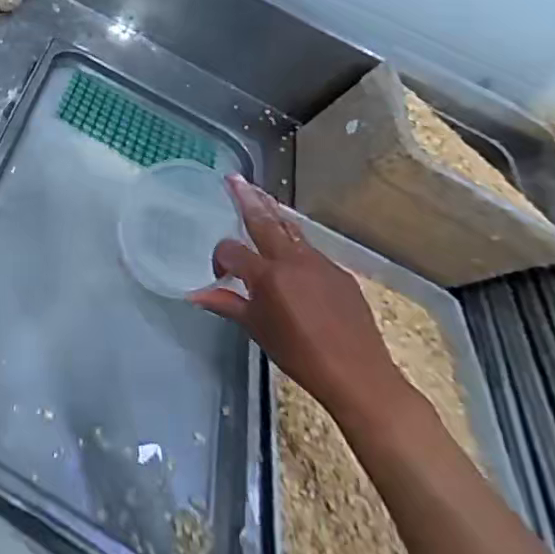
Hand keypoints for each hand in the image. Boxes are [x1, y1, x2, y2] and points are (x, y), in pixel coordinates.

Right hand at [189, 175, 412, 426]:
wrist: (358, 374)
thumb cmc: (299, 354)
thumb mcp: (257, 329)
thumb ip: (227, 304)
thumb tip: (196, 294)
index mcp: (268, 275)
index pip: (232, 250)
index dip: (220, 258)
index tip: (220, 274)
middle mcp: (293, 260)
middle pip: (265, 221)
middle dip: (248, 198)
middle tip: (234, 179)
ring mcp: (320, 264)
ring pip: (291, 230)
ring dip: (273, 212)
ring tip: (259, 195)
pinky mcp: (339, 273)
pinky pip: (309, 250)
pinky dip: (294, 240)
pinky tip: (289, 247)